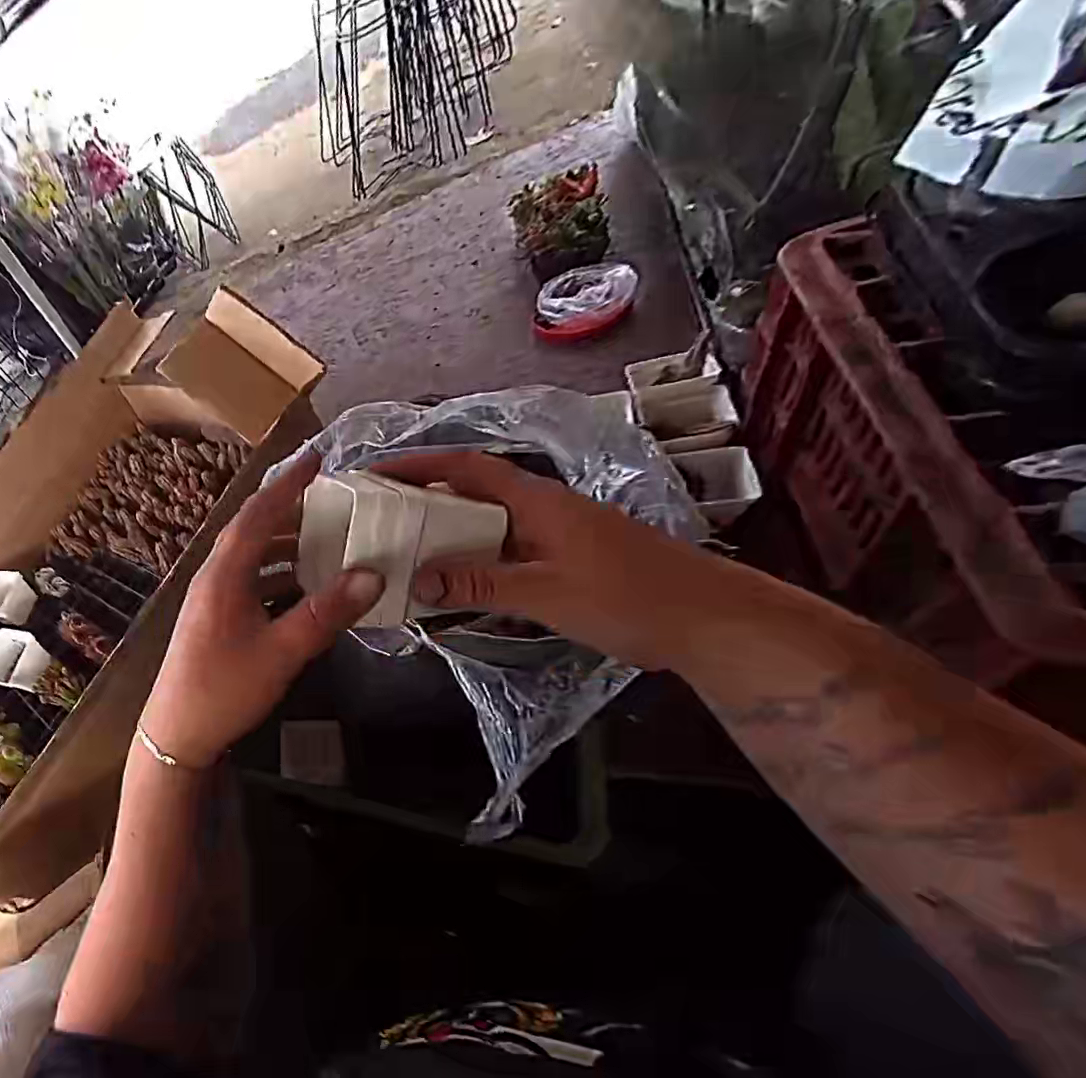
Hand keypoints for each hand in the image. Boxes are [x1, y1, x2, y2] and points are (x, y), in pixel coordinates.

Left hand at [139, 452, 383, 767]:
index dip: (287, 484)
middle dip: (292, 512)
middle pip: (254, 530)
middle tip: (332, 501)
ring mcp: (212, 597)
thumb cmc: (224, 689)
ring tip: (326, 540)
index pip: (258, 513)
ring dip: (286, 545)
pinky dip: (279, 575)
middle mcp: (214, 576)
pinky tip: (304, 585)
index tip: (316, 459)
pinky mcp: (216, 616)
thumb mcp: (281, 652)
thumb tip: (372, 575)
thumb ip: (326, 613)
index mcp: (224, 573)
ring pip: (252, 556)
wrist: (176, 734)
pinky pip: (251, 580)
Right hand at [373, 451, 716, 668]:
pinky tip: (460, 584)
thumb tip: (419, 579)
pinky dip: (476, 559)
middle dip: (426, 500)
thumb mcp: (544, 592)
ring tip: (408, 551)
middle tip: (382, 517)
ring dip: (450, 533)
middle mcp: (541, 507)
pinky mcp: (565, 557)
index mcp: (534, 500)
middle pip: (472, 492)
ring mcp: (555, 532)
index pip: (466, 467)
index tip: (377, 472)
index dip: (420, 465)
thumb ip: (479, 583)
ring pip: (488, 524)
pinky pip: (505, 549)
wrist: (707, 620)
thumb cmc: (627, 597)